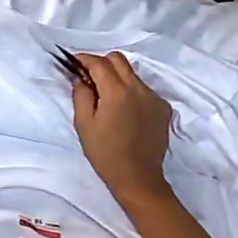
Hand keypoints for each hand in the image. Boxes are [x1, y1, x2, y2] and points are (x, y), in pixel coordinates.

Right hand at [71, 52, 174, 204]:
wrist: (138, 177)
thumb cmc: (105, 153)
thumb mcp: (84, 124)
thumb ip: (81, 95)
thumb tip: (81, 79)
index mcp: (117, 92)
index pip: (99, 63)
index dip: (84, 59)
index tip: (74, 62)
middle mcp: (139, 88)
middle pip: (119, 60)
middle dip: (101, 63)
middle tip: (89, 78)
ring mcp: (155, 97)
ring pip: (132, 74)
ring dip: (117, 78)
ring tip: (107, 99)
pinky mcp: (164, 108)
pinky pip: (144, 90)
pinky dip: (131, 93)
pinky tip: (125, 112)